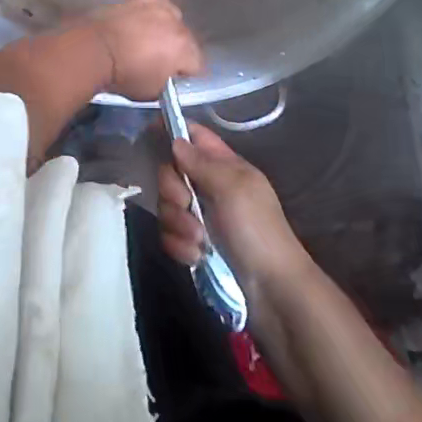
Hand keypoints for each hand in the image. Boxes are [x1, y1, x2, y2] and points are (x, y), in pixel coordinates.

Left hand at [77, 0, 203, 100]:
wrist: (93, 50)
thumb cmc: (123, 75)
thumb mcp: (151, 92)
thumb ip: (167, 82)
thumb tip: (167, 77)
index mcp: (184, 49)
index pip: (197, 64)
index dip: (185, 74)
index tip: (171, 80)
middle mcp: (177, 24)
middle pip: (185, 39)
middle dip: (175, 50)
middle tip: (155, 60)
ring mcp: (158, 7)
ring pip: (172, 16)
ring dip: (164, 26)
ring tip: (147, 37)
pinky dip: (153, 3)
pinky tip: (144, 12)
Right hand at [158, 123, 306, 285]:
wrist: (272, 292)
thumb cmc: (257, 232)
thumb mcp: (233, 189)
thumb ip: (201, 163)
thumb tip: (175, 140)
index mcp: (227, 167)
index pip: (195, 137)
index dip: (173, 130)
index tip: (149, 131)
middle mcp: (212, 188)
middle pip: (171, 173)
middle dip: (172, 191)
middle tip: (187, 205)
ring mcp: (202, 217)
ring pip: (167, 206)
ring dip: (178, 224)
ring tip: (198, 241)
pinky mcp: (194, 244)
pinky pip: (170, 234)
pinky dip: (180, 245)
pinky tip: (195, 256)